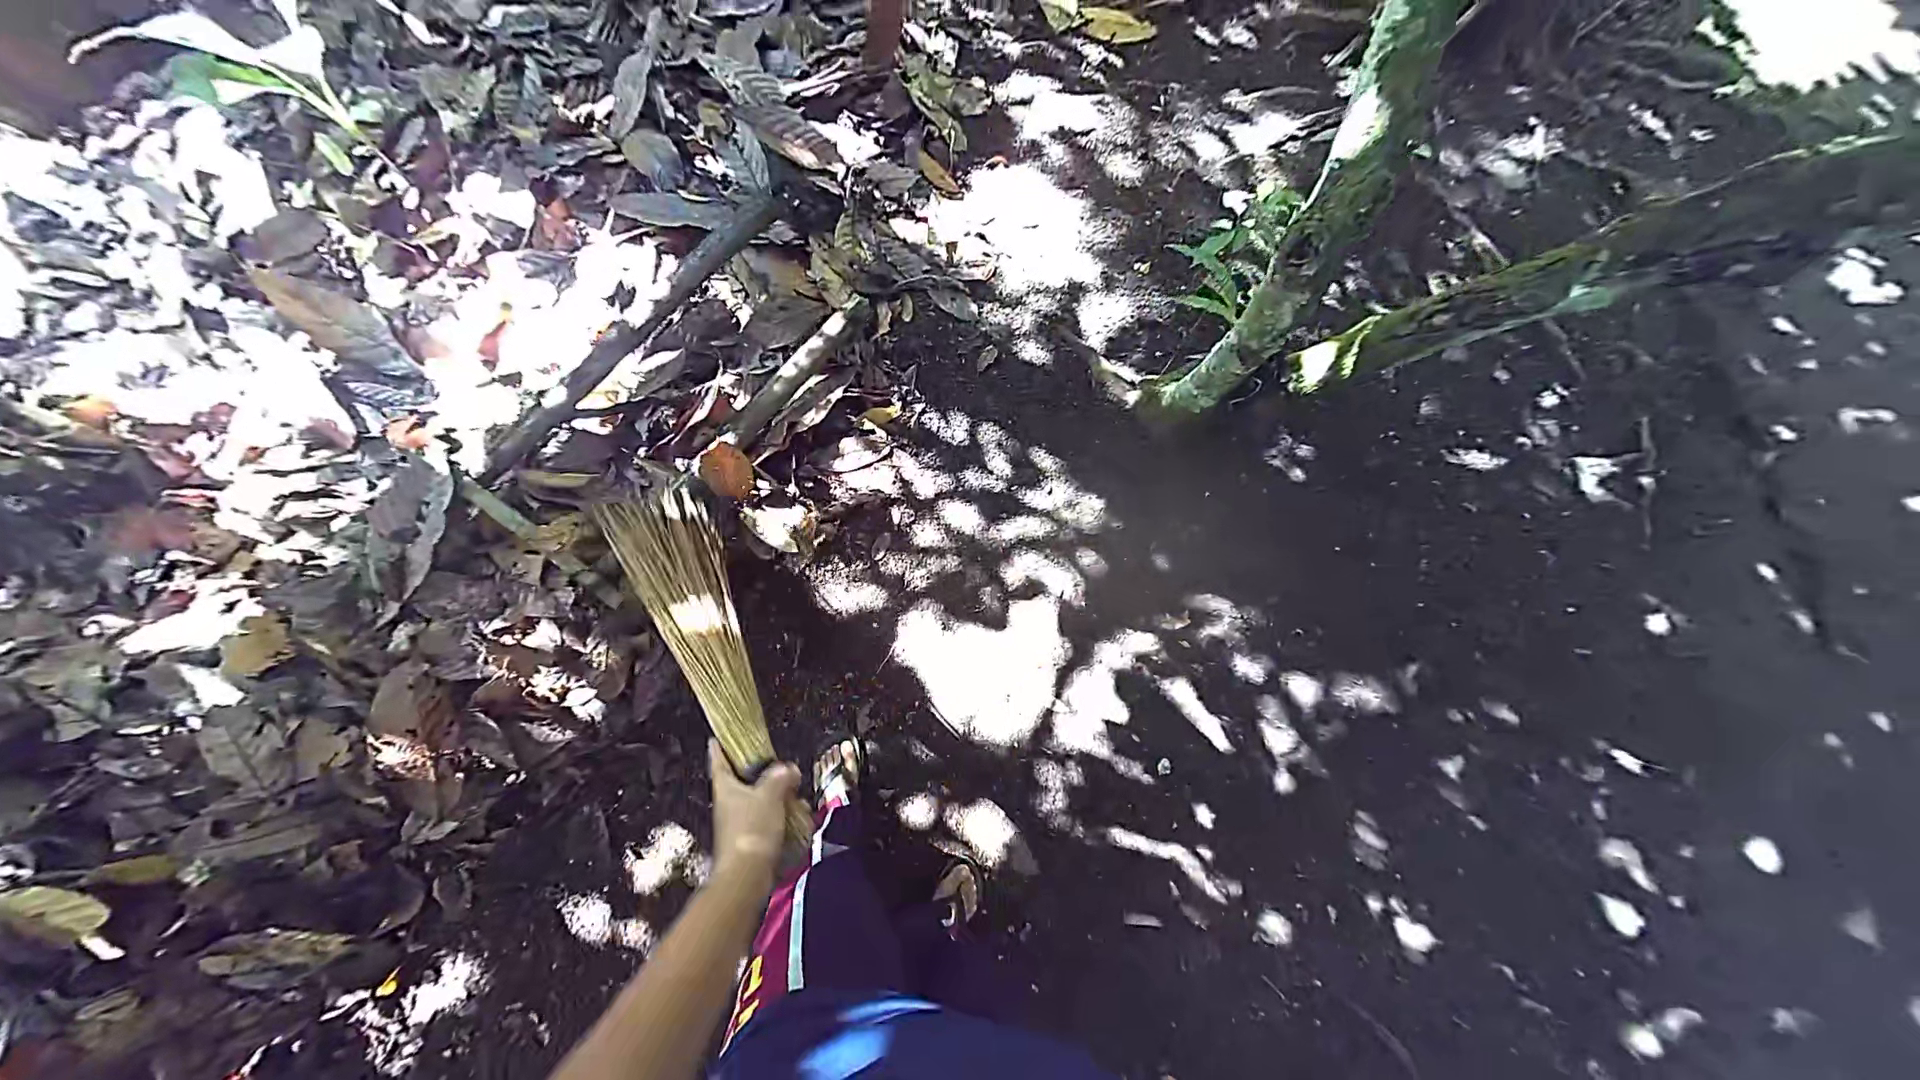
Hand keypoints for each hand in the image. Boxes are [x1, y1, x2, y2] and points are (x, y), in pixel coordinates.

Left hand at [708, 740, 799, 880]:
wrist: (747, 876)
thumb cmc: (752, 830)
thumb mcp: (770, 794)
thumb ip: (781, 776)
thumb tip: (788, 769)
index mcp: (725, 788)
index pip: (720, 761)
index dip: (720, 748)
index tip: (717, 738)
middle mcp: (728, 804)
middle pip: (743, 781)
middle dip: (763, 775)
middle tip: (780, 769)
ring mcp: (737, 823)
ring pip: (758, 800)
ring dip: (776, 797)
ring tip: (795, 797)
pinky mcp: (749, 839)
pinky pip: (766, 820)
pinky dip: (780, 816)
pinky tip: (796, 818)